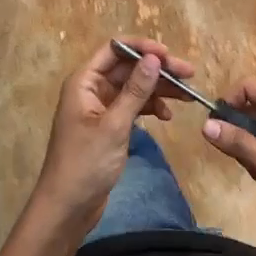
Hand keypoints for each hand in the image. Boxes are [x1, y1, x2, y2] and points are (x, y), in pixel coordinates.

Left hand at [31, 38, 195, 229]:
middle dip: (157, 69)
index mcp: (84, 81)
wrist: (67, 208)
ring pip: (134, 87)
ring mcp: (100, 108)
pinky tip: (166, 116)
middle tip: (188, 74)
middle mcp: (91, 89)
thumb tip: (154, 58)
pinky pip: (133, 107)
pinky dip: (150, 108)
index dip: (142, 48)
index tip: (169, 55)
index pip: (114, 49)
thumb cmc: (85, 164)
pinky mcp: (109, 126)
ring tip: (186, 96)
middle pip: (128, 68)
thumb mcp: (114, 126)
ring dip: (158, 89)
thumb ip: (135, 91)